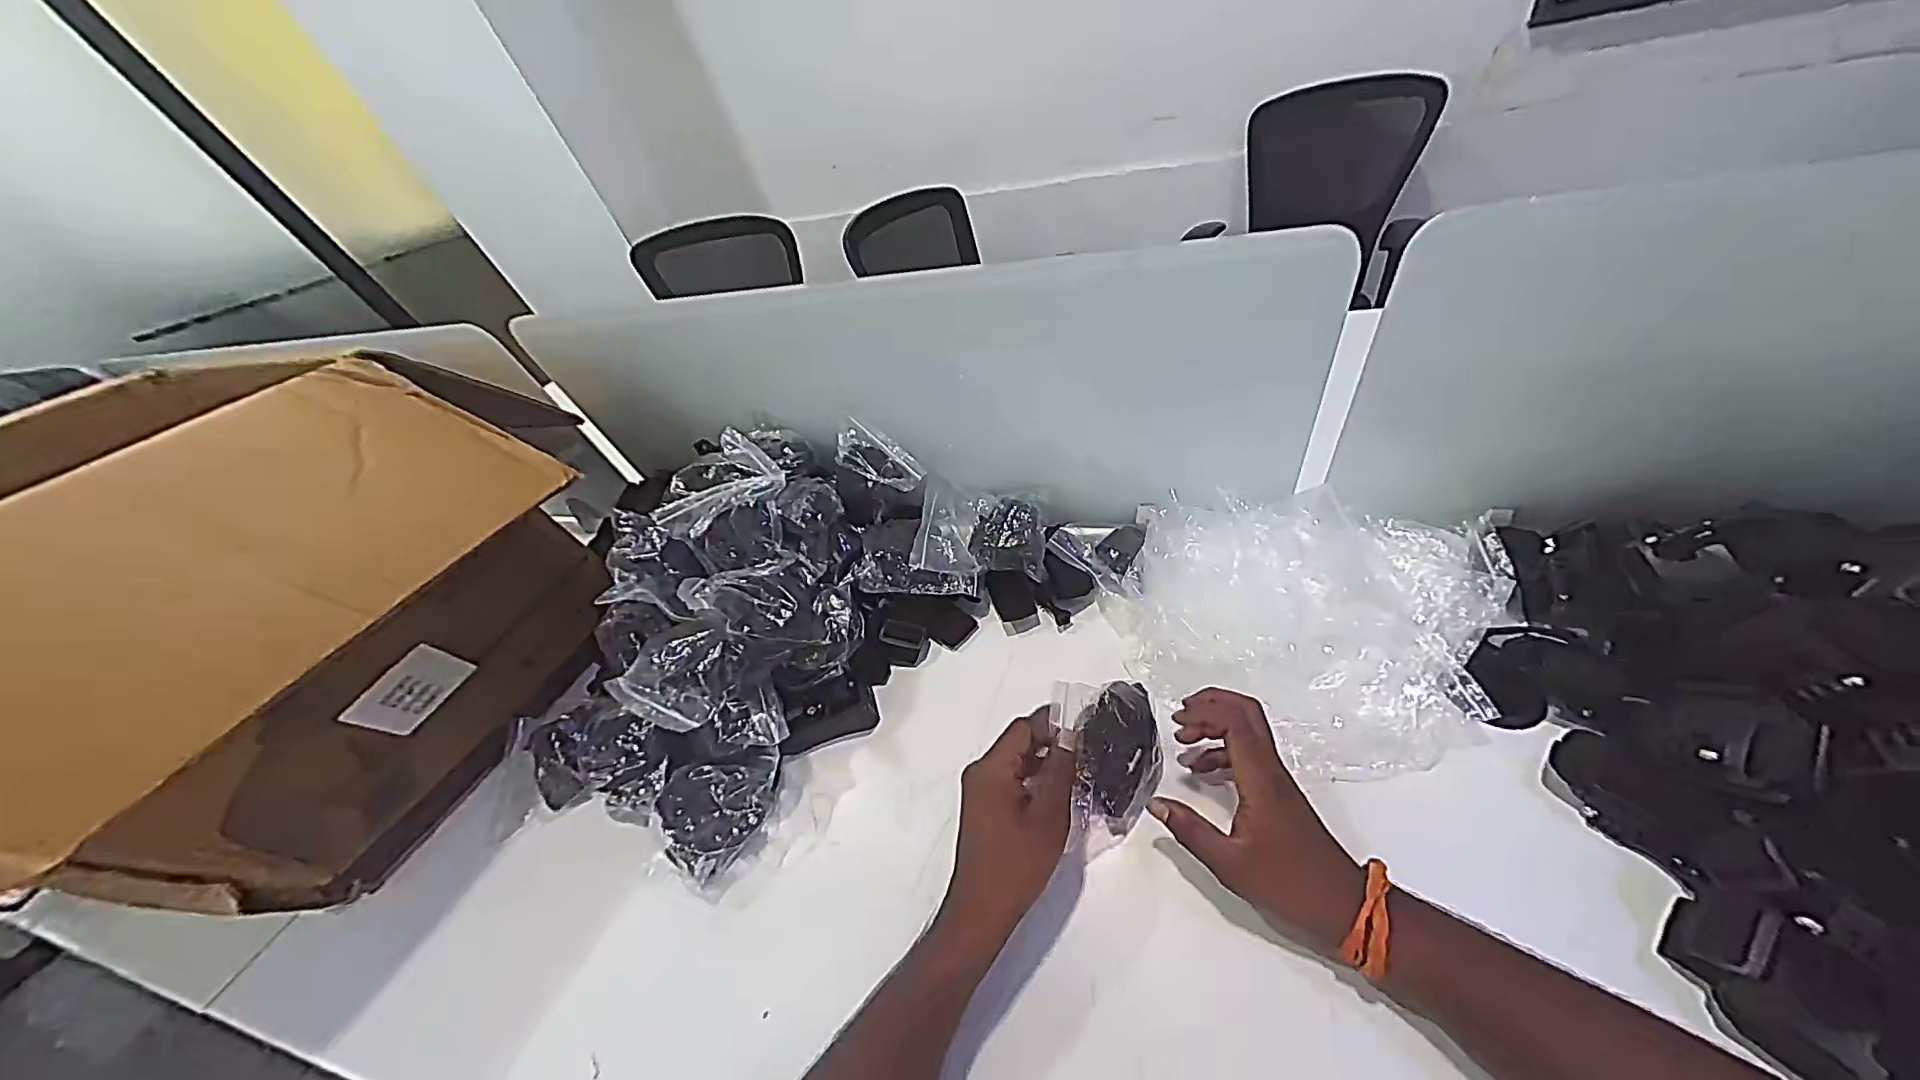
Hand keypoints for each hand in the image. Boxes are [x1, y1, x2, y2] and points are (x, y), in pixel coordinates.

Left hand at [938, 708, 1076, 943]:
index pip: (1023, 728)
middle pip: (1019, 743)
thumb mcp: (1049, 814)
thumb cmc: (1016, 865)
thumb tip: (1070, 737)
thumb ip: (1061, 770)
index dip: (1054, 724)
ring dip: (1046, 764)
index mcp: (991, 769)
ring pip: (1017, 763)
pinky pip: (1012, 781)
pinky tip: (1060, 795)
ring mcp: (980, 791)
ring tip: (1080, 774)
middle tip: (1087, 753)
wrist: (983, 910)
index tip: (1083, 729)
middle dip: (1053, 744)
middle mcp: (980, 773)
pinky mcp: (985, 808)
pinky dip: (1035, 782)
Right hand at [1149, 688, 1362, 954]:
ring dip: (1215, 725)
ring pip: (1248, 730)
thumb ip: (1189, 830)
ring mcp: (1278, 780)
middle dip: (1211, 704)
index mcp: (1261, 781)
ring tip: (1185, 740)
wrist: (1346, 906)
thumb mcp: (1229, 863)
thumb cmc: (1293, 886)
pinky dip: (1222, 748)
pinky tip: (1203, 768)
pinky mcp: (1279, 791)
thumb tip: (1158, 804)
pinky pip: (1249, 752)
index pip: (1235, 723)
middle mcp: (1272, 771)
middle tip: (1181, 714)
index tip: (1178, 721)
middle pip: (1246, 713)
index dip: (1204, 712)